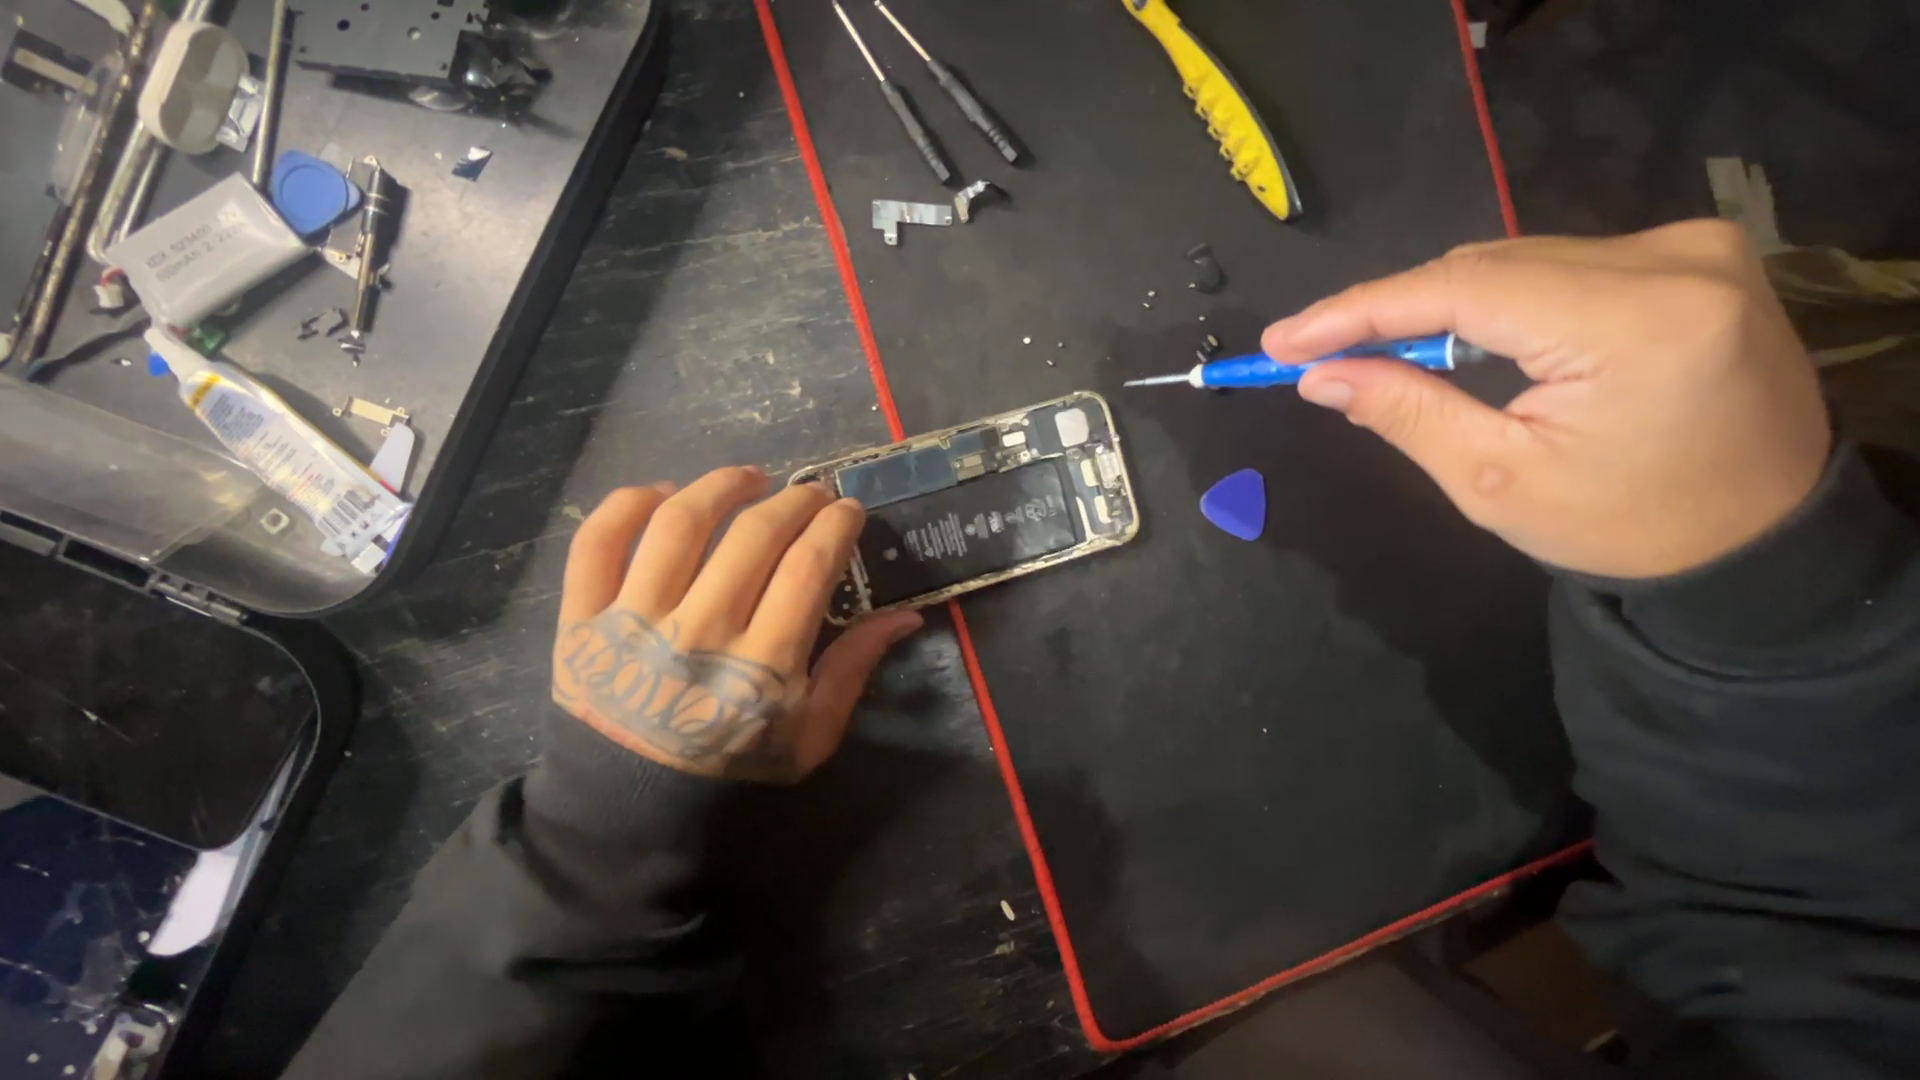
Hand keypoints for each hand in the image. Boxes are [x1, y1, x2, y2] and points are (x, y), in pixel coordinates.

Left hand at [552, 467, 923, 780]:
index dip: (835, 526)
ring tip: (748, 478)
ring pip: (679, 522)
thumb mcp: (811, 736)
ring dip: (721, 485)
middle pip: (754, 535)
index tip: (848, 509)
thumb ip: (854, 670)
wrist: (629, 807)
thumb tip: (905, 615)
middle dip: (795, 501)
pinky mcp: (580, 618)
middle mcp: (698, 632)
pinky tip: (664, 494)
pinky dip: (627, 503)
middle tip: (811, 493)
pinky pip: (597, 541)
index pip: (808, 567)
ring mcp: (632, 621)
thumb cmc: (733, 768)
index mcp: (762, 666)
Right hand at [1261, 220, 1831, 578]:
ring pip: (1513, 261)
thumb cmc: (1623, 526)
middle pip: (1484, 266)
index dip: (1358, 310)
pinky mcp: (1690, 258)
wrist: (1760, 539)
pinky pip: (1551, 266)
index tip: (1281, 341)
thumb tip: (1319, 374)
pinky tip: (1443, 337)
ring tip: (1363, 350)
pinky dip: (1484, 302)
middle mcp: (1670, 259)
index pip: (1461, 290)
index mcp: (1632, 322)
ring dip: (1431, 306)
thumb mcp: (1494, 482)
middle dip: (1387, 310)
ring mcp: (1689, 250)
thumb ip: (1406, 413)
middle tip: (1309, 352)